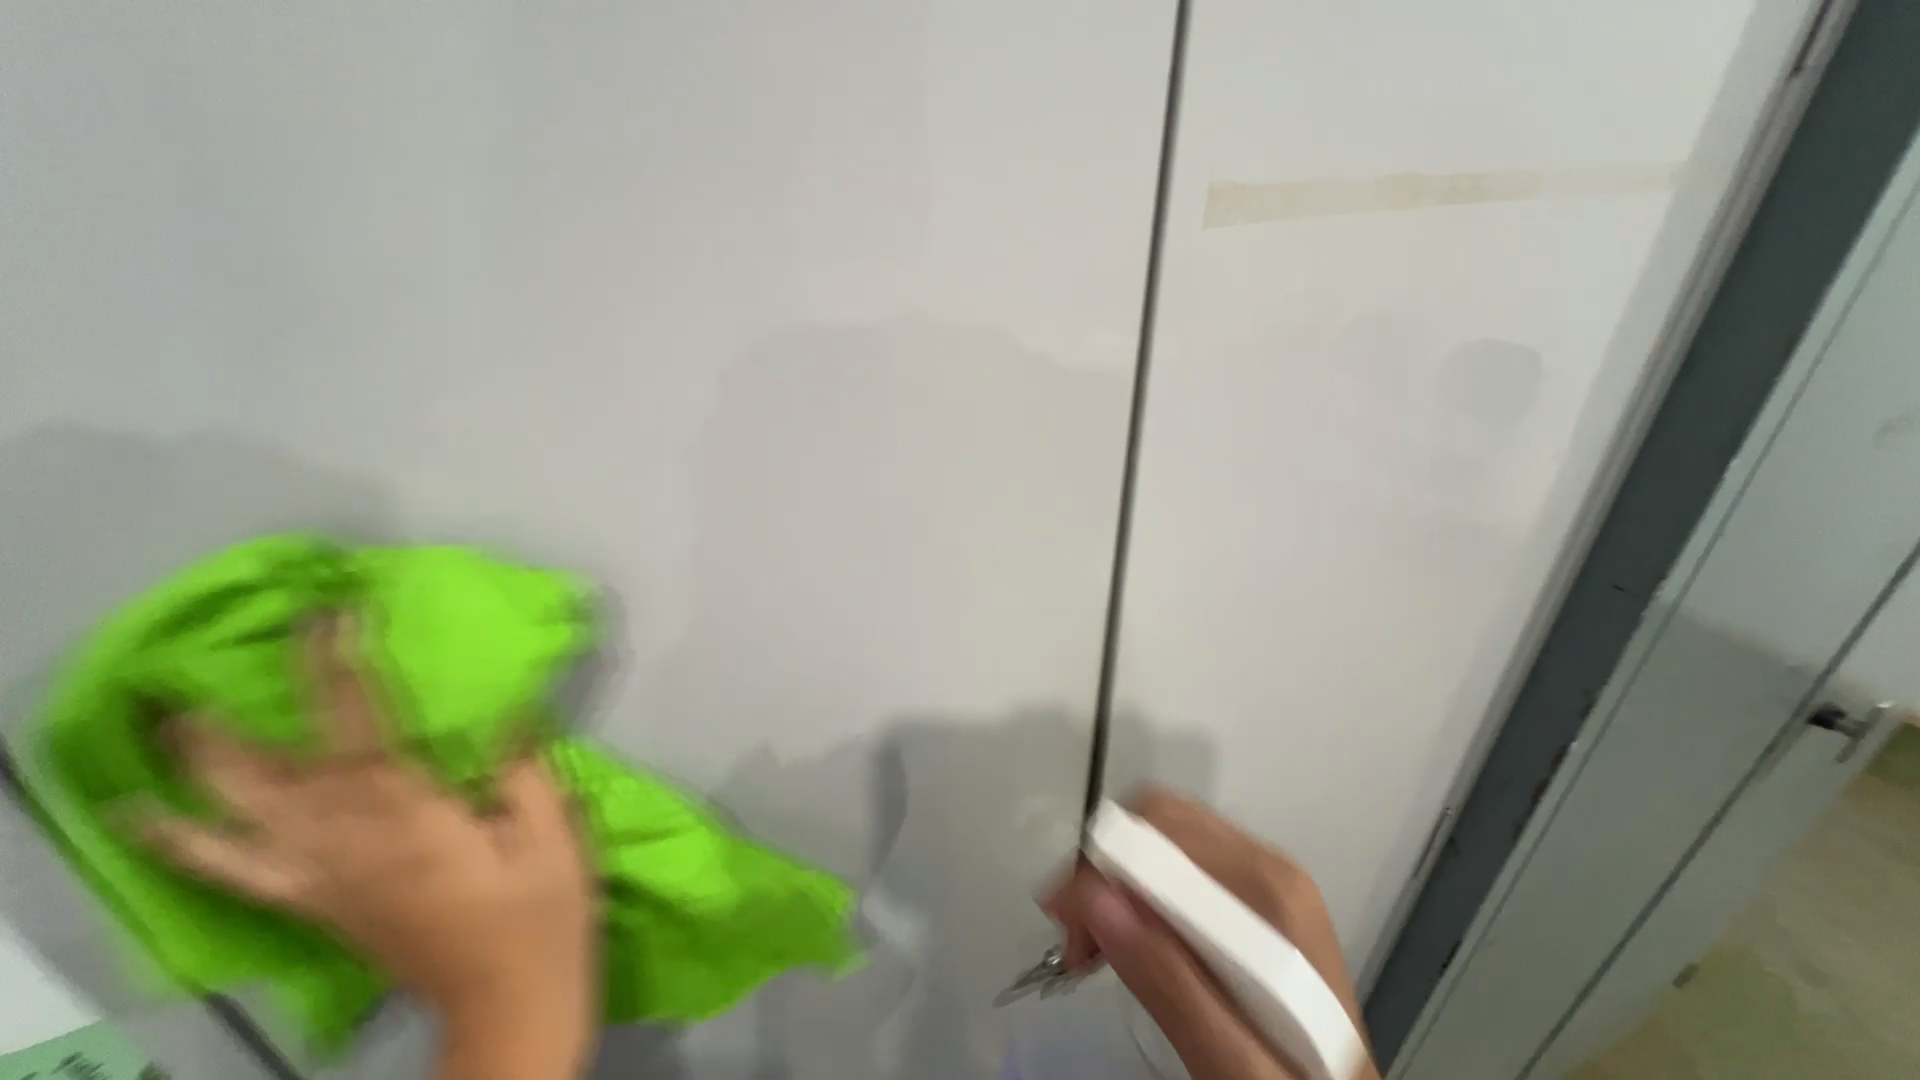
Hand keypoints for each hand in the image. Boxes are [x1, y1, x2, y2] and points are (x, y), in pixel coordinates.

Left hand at [130, 615, 597, 1079]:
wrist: (506, 1002)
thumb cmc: (540, 916)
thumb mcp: (557, 837)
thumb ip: (525, 773)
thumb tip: (511, 713)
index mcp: (411, 820)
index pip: (362, 730)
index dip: (341, 670)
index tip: (334, 616)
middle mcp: (348, 844)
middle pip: (277, 771)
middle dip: (254, 710)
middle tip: (234, 657)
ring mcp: (322, 878)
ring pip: (239, 817)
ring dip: (201, 766)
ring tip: (175, 717)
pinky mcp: (316, 904)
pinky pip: (234, 873)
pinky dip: (183, 844)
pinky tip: (150, 819)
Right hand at [1042, 789, 1378, 1079]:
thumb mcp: (1234, 1061)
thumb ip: (1170, 982)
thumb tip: (1098, 900)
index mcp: (1268, 892)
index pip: (1158, 829)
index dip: (1099, 866)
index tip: (1067, 929)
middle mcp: (1266, 865)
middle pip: (1157, 820)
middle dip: (1100, 868)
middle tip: (1075, 941)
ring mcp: (1261, 875)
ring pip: (1160, 835)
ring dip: (1112, 877)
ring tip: (1090, 947)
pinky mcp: (1251, 894)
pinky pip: (1176, 860)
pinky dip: (1135, 887)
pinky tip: (1125, 937)